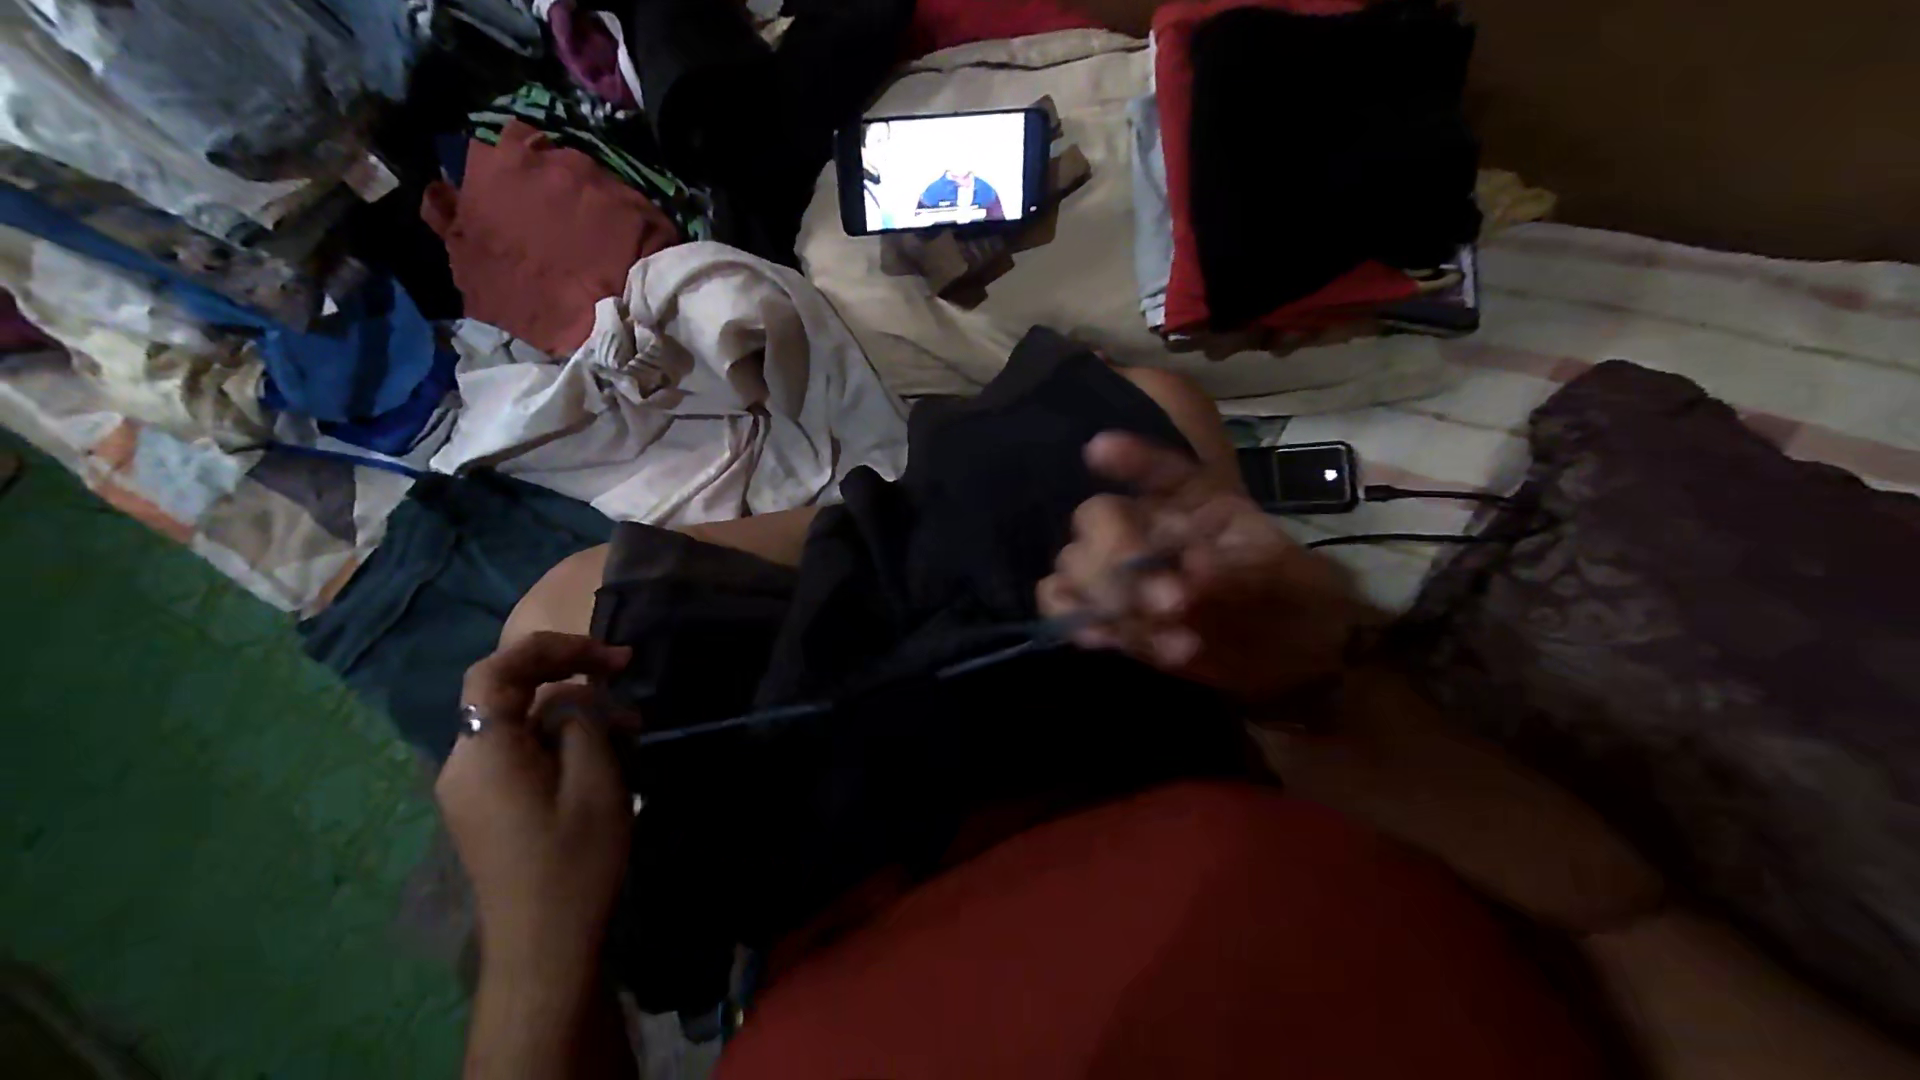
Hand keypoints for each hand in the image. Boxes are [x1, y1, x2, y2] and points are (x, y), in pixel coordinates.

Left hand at [436, 632, 634, 979]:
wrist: (546, 943)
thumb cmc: (574, 858)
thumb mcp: (594, 780)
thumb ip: (583, 721)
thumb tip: (576, 697)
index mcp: (483, 752)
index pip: (496, 671)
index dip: (550, 648)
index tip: (607, 655)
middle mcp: (465, 763)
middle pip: (508, 693)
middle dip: (568, 674)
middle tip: (624, 670)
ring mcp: (475, 787)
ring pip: (522, 723)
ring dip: (574, 711)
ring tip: (630, 724)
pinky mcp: (490, 806)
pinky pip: (523, 751)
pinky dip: (562, 739)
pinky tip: (607, 753)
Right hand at [1038, 432, 1377, 706]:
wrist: (1290, 658)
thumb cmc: (1290, 597)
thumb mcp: (1283, 575)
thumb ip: (1240, 571)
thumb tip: (1190, 572)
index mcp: (1191, 503)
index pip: (1156, 470)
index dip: (1128, 459)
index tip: (1099, 452)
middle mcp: (1147, 528)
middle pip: (1096, 519)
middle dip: (1119, 557)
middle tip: (1171, 599)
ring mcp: (1122, 572)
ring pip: (1072, 566)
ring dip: (1105, 597)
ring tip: (1161, 628)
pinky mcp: (1110, 616)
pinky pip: (1065, 608)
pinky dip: (1077, 622)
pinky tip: (1103, 641)